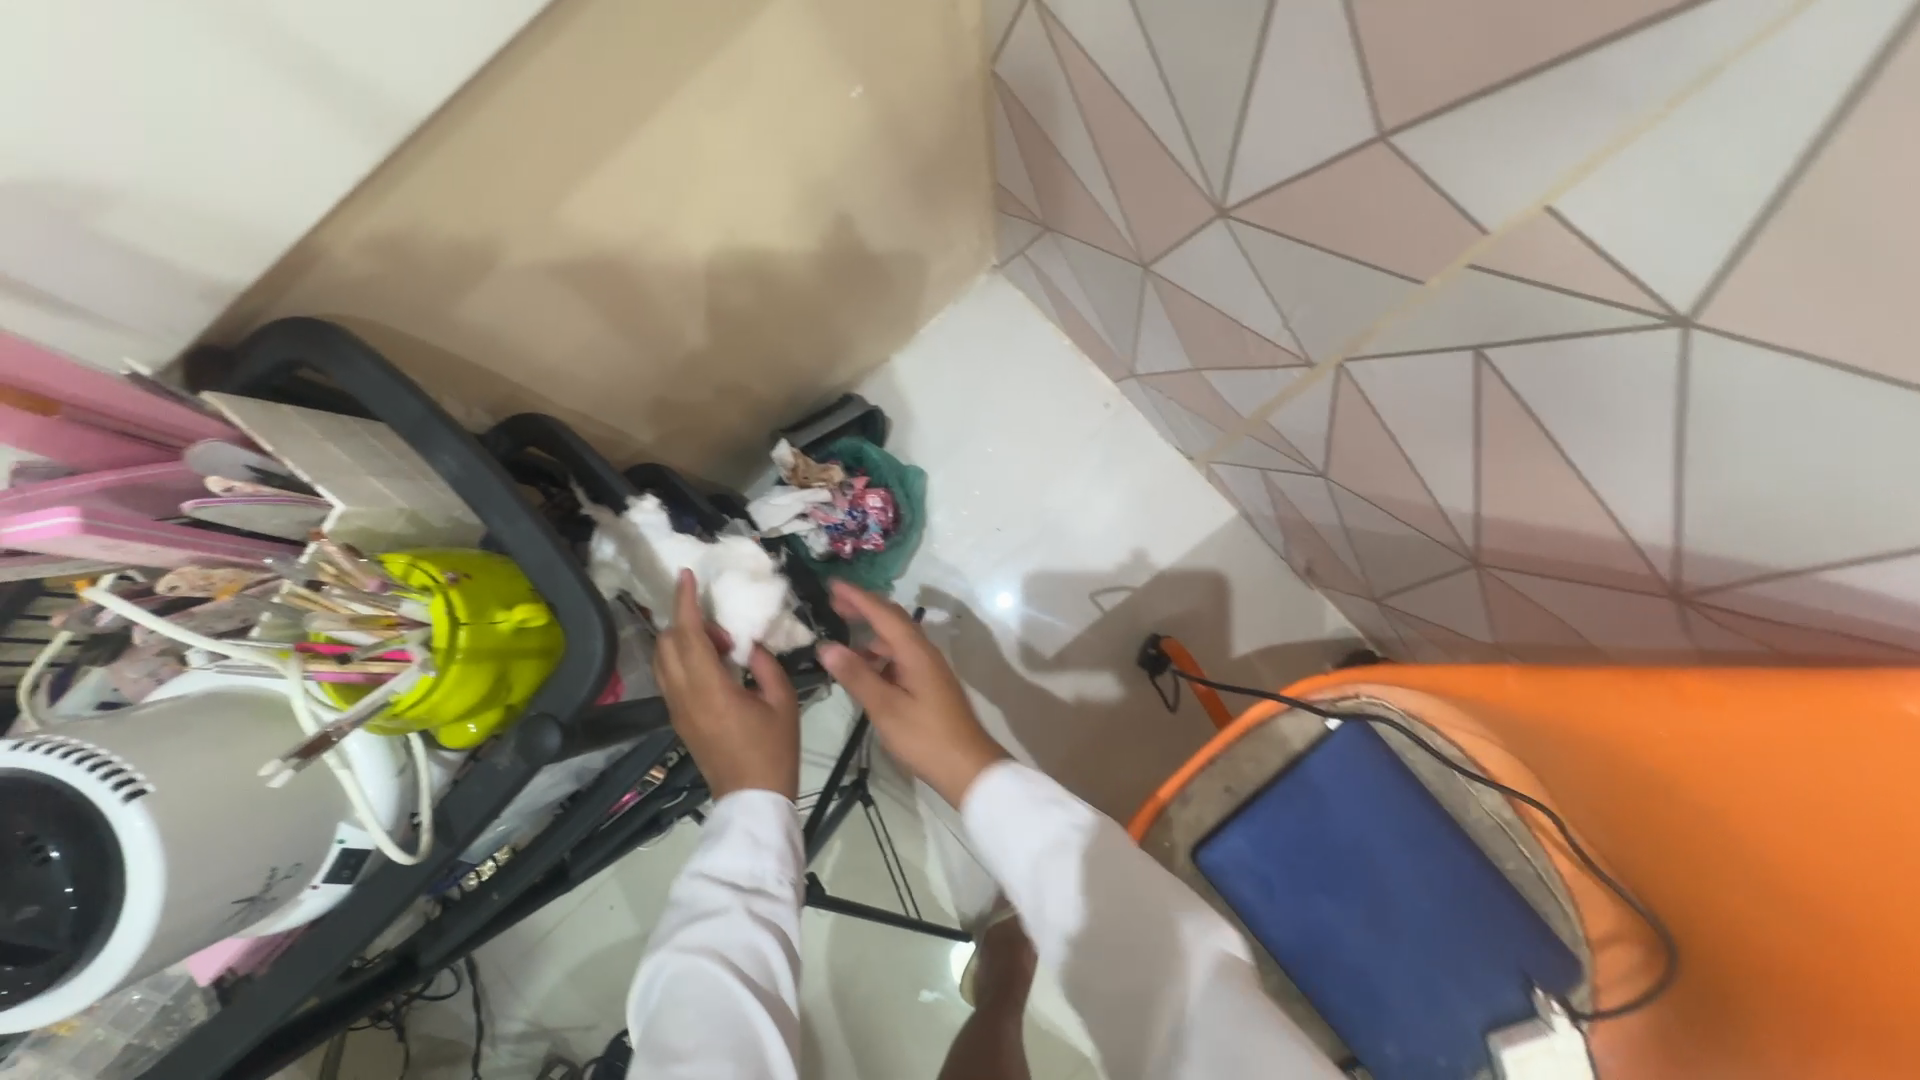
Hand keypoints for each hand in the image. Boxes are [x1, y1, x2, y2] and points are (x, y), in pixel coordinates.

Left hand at [654, 570, 800, 799]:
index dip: (684, 602)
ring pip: (663, 660)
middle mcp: (684, 697)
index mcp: (710, 690)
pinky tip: (715, 667)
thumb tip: (749, 645)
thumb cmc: (774, 751)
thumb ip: (766, 665)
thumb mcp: (783, 702)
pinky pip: (670, 678)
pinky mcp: (678, 721)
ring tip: (721, 648)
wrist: (752, 799)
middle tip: (724, 631)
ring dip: (684, 642)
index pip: (687, 636)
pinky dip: (684, 660)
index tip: (686, 576)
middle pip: (667, 643)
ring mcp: (676, 710)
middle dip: (687, 623)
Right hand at [816, 581, 1006, 806]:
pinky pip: (901, 657)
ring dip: (871, 633)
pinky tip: (866, 669)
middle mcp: (924, 653)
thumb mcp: (885, 708)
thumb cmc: (926, 738)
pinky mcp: (930, 685)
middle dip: (864, 608)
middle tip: (833, 602)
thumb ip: (856, 676)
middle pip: (893, 621)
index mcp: (915, 652)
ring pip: (897, 640)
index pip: (883, 614)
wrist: (968, 767)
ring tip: (843, 638)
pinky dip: (880, 655)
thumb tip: (827, 646)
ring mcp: (929, 669)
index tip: (832, 585)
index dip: (857, 597)